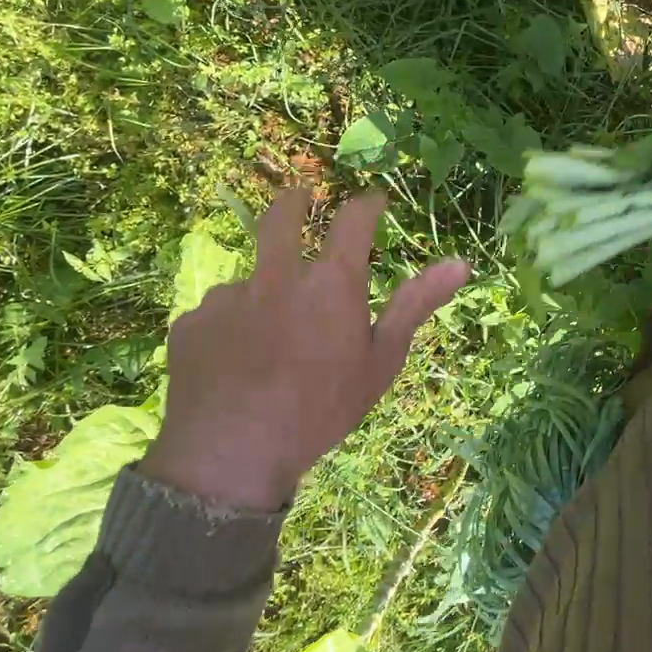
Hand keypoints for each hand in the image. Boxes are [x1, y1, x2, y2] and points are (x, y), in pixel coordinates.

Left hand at [140, 188, 468, 509]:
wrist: (231, 456)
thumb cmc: (323, 408)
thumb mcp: (382, 359)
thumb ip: (417, 304)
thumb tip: (462, 262)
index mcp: (331, 284)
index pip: (352, 221)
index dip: (366, 204)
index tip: (374, 199)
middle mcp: (277, 277)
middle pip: (281, 219)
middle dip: (294, 201)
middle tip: (299, 195)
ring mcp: (227, 298)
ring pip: (250, 278)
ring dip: (263, 289)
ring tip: (268, 332)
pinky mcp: (189, 324)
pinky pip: (218, 313)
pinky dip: (233, 325)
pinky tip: (236, 360)